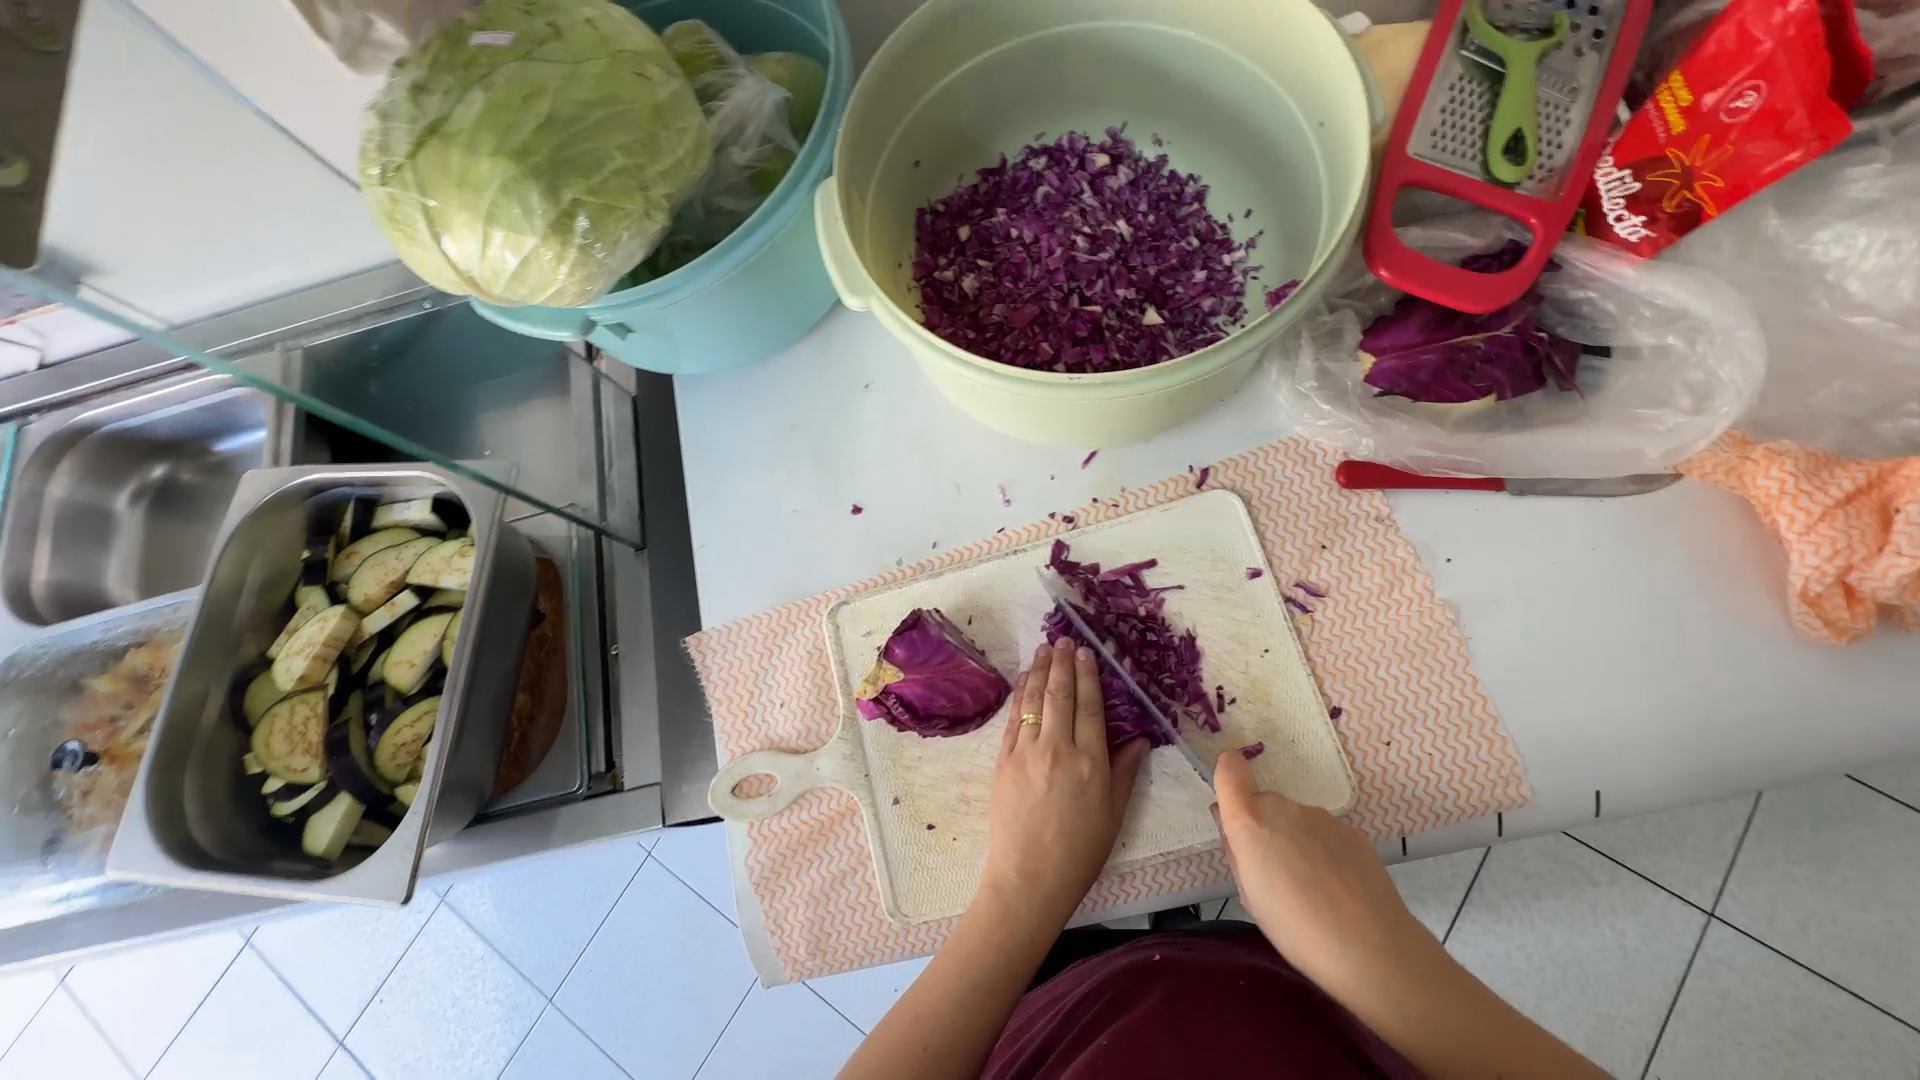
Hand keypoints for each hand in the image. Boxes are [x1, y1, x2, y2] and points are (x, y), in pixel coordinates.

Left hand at [978, 640, 1149, 924]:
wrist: (1029, 878)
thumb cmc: (1079, 851)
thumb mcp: (1114, 814)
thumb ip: (1125, 772)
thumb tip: (1138, 738)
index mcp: (1090, 763)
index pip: (1090, 707)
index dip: (1088, 676)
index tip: (1087, 652)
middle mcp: (1057, 750)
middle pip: (1060, 696)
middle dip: (1063, 664)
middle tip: (1065, 640)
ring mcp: (1026, 753)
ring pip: (1034, 701)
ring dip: (1039, 671)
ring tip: (1044, 649)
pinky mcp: (1002, 761)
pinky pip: (1013, 720)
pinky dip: (1019, 696)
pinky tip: (1024, 681)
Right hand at [1211, 749, 1430, 988]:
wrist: (1371, 948)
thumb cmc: (1294, 928)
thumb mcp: (1249, 895)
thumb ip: (1237, 852)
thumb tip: (1233, 826)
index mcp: (1250, 820)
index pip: (1230, 769)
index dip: (1228, 777)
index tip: (1232, 806)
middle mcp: (1285, 808)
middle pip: (1265, 805)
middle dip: (1264, 830)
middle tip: (1275, 875)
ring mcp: (1323, 818)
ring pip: (1297, 822)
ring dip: (1296, 844)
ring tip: (1312, 890)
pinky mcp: (1353, 832)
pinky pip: (1325, 836)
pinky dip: (1324, 854)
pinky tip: (1338, 890)